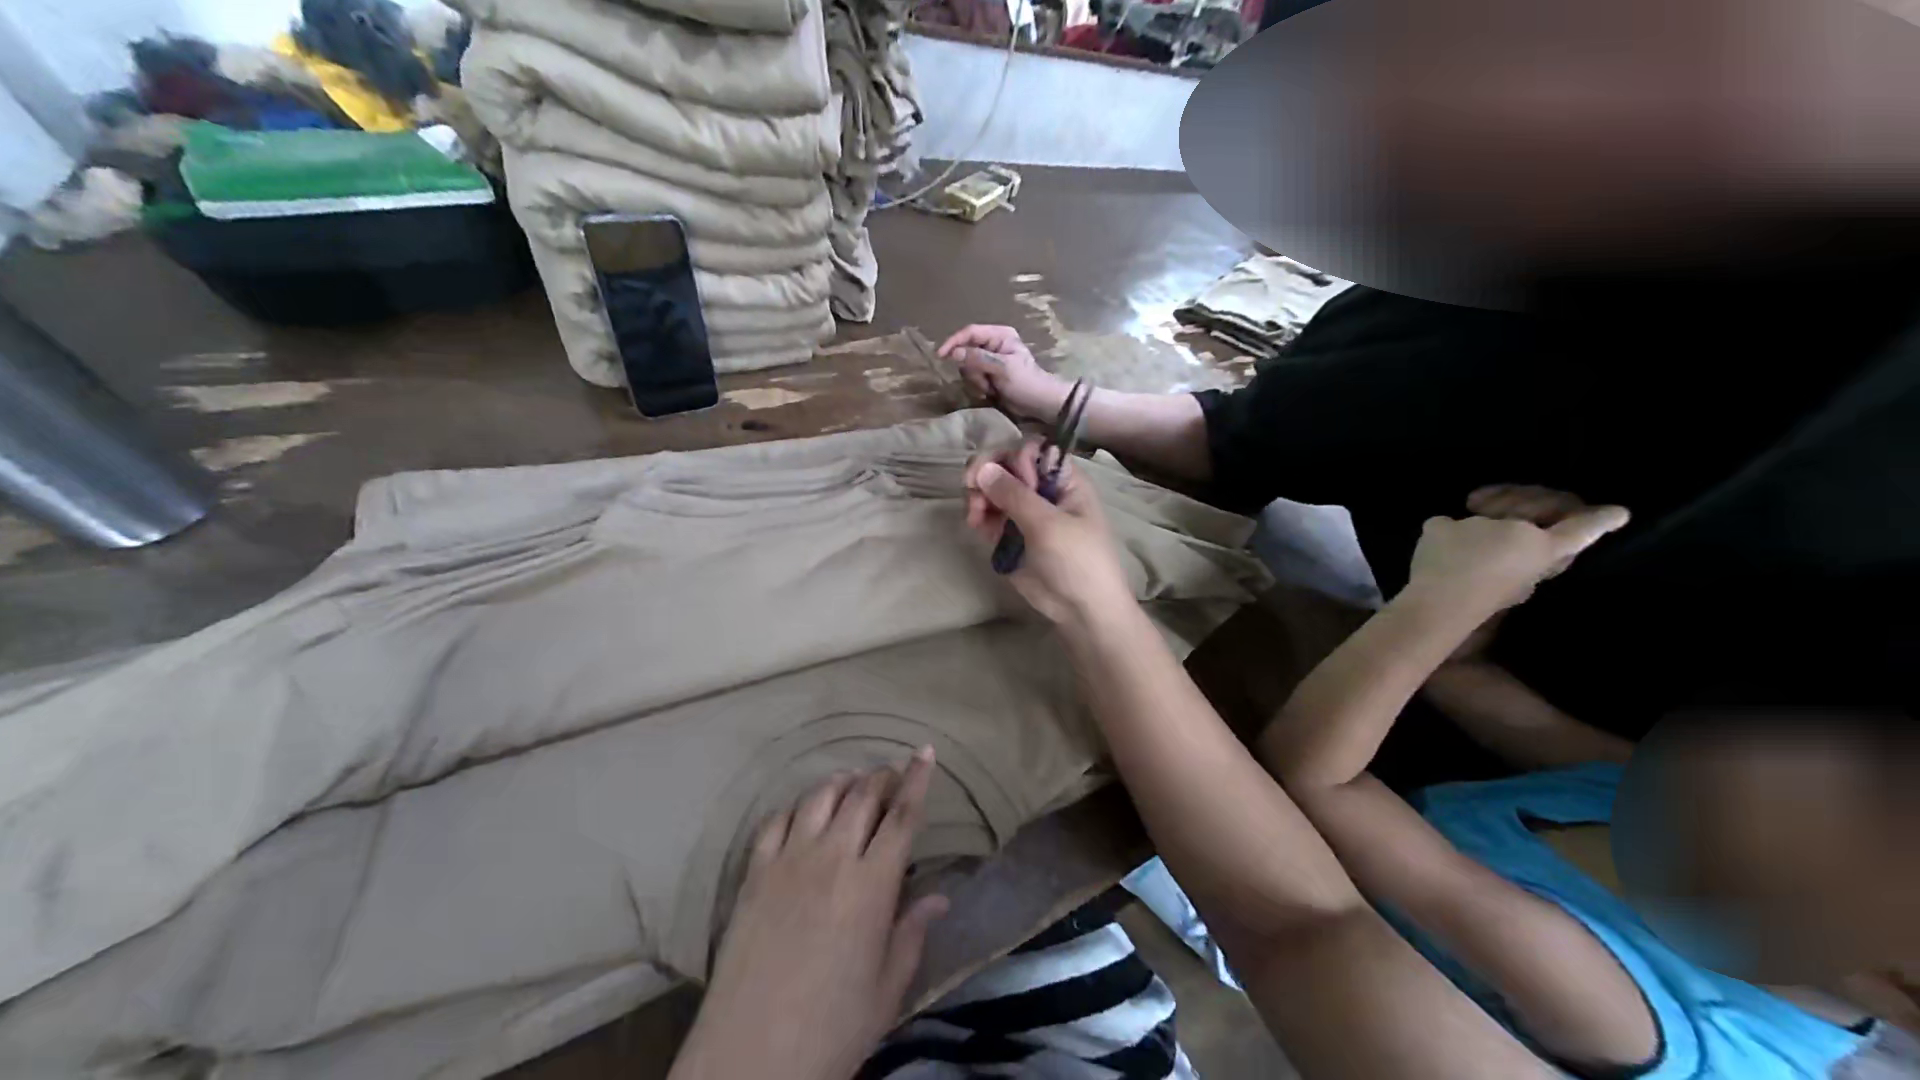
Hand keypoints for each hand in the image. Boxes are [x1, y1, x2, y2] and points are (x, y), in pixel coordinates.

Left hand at [669, 753, 949, 1079]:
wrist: (750, 1058)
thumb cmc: (832, 1028)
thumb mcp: (887, 988)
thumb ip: (912, 933)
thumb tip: (939, 897)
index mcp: (871, 885)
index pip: (902, 816)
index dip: (917, 779)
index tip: (925, 751)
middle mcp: (831, 858)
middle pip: (862, 796)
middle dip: (882, 776)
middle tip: (893, 776)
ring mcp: (787, 862)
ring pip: (818, 798)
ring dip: (841, 783)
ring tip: (853, 785)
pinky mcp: (753, 874)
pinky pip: (775, 821)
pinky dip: (796, 807)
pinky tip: (803, 814)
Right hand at [937, 325, 1072, 421]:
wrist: (1039, 403)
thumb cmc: (1026, 382)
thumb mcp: (1002, 368)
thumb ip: (978, 358)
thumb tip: (954, 353)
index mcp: (999, 335)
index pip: (969, 332)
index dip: (954, 343)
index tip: (940, 356)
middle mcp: (993, 344)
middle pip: (966, 351)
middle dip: (972, 369)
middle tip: (985, 381)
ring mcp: (990, 360)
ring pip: (968, 367)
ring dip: (977, 381)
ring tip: (991, 388)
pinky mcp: (989, 374)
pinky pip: (974, 378)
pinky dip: (979, 387)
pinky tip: (991, 392)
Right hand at [964, 438, 1133, 624]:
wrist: (1082, 611)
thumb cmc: (1078, 561)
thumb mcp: (1049, 525)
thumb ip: (1015, 495)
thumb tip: (983, 469)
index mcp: (1063, 480)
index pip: (1030, 449)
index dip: (1010, 457)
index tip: (1002, 478)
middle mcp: (1042, 490)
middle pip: (1005, 465)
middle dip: (985, 473)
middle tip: (971, 489)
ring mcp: (1025, 513)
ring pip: (991, 489)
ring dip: (977, 494)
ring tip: (974, 515)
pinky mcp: (1009, 535)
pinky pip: (987, 514)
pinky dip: (977, 513)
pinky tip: (974, 523)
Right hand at [1407, 486, 1629, 618]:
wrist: (1437, 609)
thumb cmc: (1455, 560)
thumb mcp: (1448, 526)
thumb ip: (1462, 523)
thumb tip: (1458, 529)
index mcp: (1541, 543)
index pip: (1582, 527)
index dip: (1601, 518)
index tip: (1620, 513)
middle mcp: (1539, 565)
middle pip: (1553, 537)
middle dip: (1528, 515)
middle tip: (1486, 506)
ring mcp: (1520, 586)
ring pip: (1526, 554)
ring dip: (1502, 536)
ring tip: (1462, 530)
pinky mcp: (1496, 601)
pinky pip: (1502, 571)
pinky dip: (1485, 557)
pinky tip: (1455, 554)